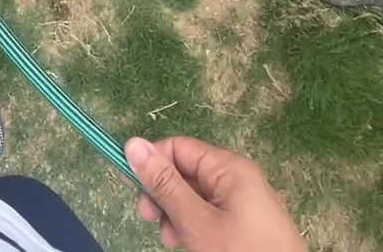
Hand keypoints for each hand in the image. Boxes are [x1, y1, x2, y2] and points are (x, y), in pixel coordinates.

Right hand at [125, 136, 305, 250]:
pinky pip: (211, 214)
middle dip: (163, 194)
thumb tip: (132, 142)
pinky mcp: (249, 228)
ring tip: (171, 241)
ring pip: (196, 196)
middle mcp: (238, 178)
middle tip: (149, 221)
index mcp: (229, 168)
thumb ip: (164, 184)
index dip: (151, 165)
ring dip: (176, 214)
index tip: (133, 191)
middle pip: (185, 171)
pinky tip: (188, 245)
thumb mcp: (197, 223)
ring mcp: (246, 205)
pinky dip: (194, 226)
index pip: (177, 148)